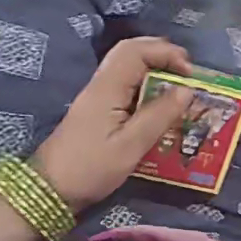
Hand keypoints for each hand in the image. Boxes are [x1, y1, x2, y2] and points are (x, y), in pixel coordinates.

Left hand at [34, 37, 196, 210]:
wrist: (50, 189)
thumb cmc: (91, 168)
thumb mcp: (130, 146)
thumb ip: (159, 116)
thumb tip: (187, 91)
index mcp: (107, 88)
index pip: (136, 51)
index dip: (166, 53)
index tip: (190, 72)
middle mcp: (100, 85)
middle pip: (129, 52)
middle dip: (160, 54)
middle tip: (186, 71)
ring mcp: (95, 97)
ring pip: (125, 68)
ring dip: (152, 68)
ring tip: (177, 85)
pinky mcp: (95, 111)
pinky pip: (123, 86)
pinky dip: (143, 85)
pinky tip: (156, 103)